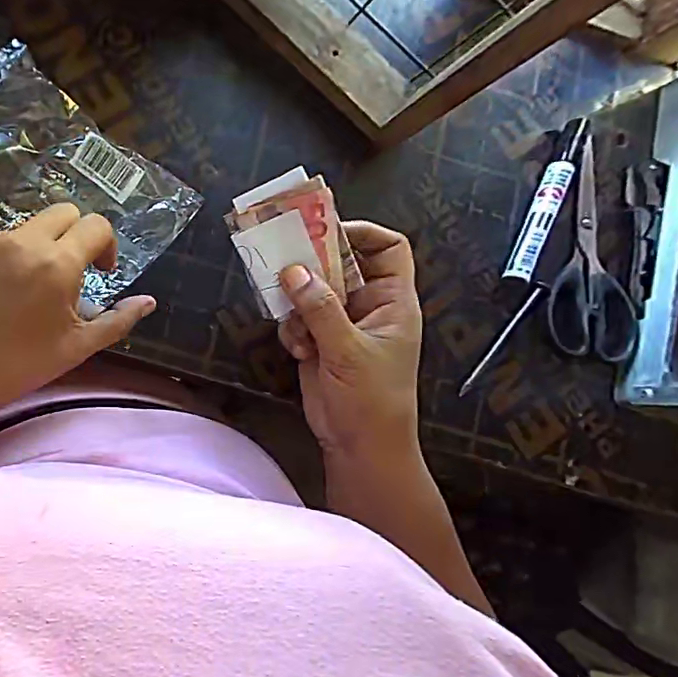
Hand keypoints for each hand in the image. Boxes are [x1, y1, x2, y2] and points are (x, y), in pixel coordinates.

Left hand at [0, 203, 156, 413]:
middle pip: (62, 213)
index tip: (99, 271)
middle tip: (66, 270)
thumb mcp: (79, 346)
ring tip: (25, 287)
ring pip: (26, 227)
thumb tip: (148, 301)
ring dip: (36, 248)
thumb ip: (119, 320)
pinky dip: (2, 256)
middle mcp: (22, 242)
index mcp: (57, 265)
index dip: (105, 245)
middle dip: (74, 235)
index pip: (95, 225)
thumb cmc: (25, 364)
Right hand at [276, 221, 422, 461]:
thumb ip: (320, 309)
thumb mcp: (347, 351)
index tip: (325, 231)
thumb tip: (294, 271)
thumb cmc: (372, 400)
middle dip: (314, 266)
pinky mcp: (319, 342)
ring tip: (296, 325)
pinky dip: (293, 329)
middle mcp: (367, 307)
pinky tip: (298, 349)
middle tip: (285, 259)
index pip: (388, 249)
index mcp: (392, 302)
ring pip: (313, 292)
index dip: (361, 233)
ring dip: (298, 304)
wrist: (359, 445)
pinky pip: (299, 319)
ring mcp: (341, 324)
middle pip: (341, 266)